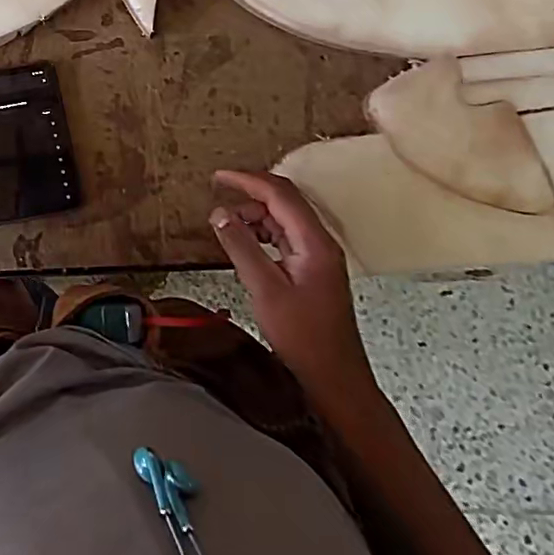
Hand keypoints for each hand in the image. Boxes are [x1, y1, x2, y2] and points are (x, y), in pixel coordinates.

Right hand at [209, 170, 375, 401]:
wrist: (334, 377)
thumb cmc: (302, 337)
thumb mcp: (264, 289)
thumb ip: (241, 246)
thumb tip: (219, 213)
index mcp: (314, 241)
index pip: (279, 194)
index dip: (247, 180)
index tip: (218, 177)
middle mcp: (320, 241)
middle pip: (285, 200)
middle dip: (251, 192)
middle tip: (220, 193)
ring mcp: (318, 255)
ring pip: (284, 218)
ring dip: (255, 214)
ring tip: (227, 225)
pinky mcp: (312, 268)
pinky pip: (285, 236)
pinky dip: (262, 232)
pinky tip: (245, 243)